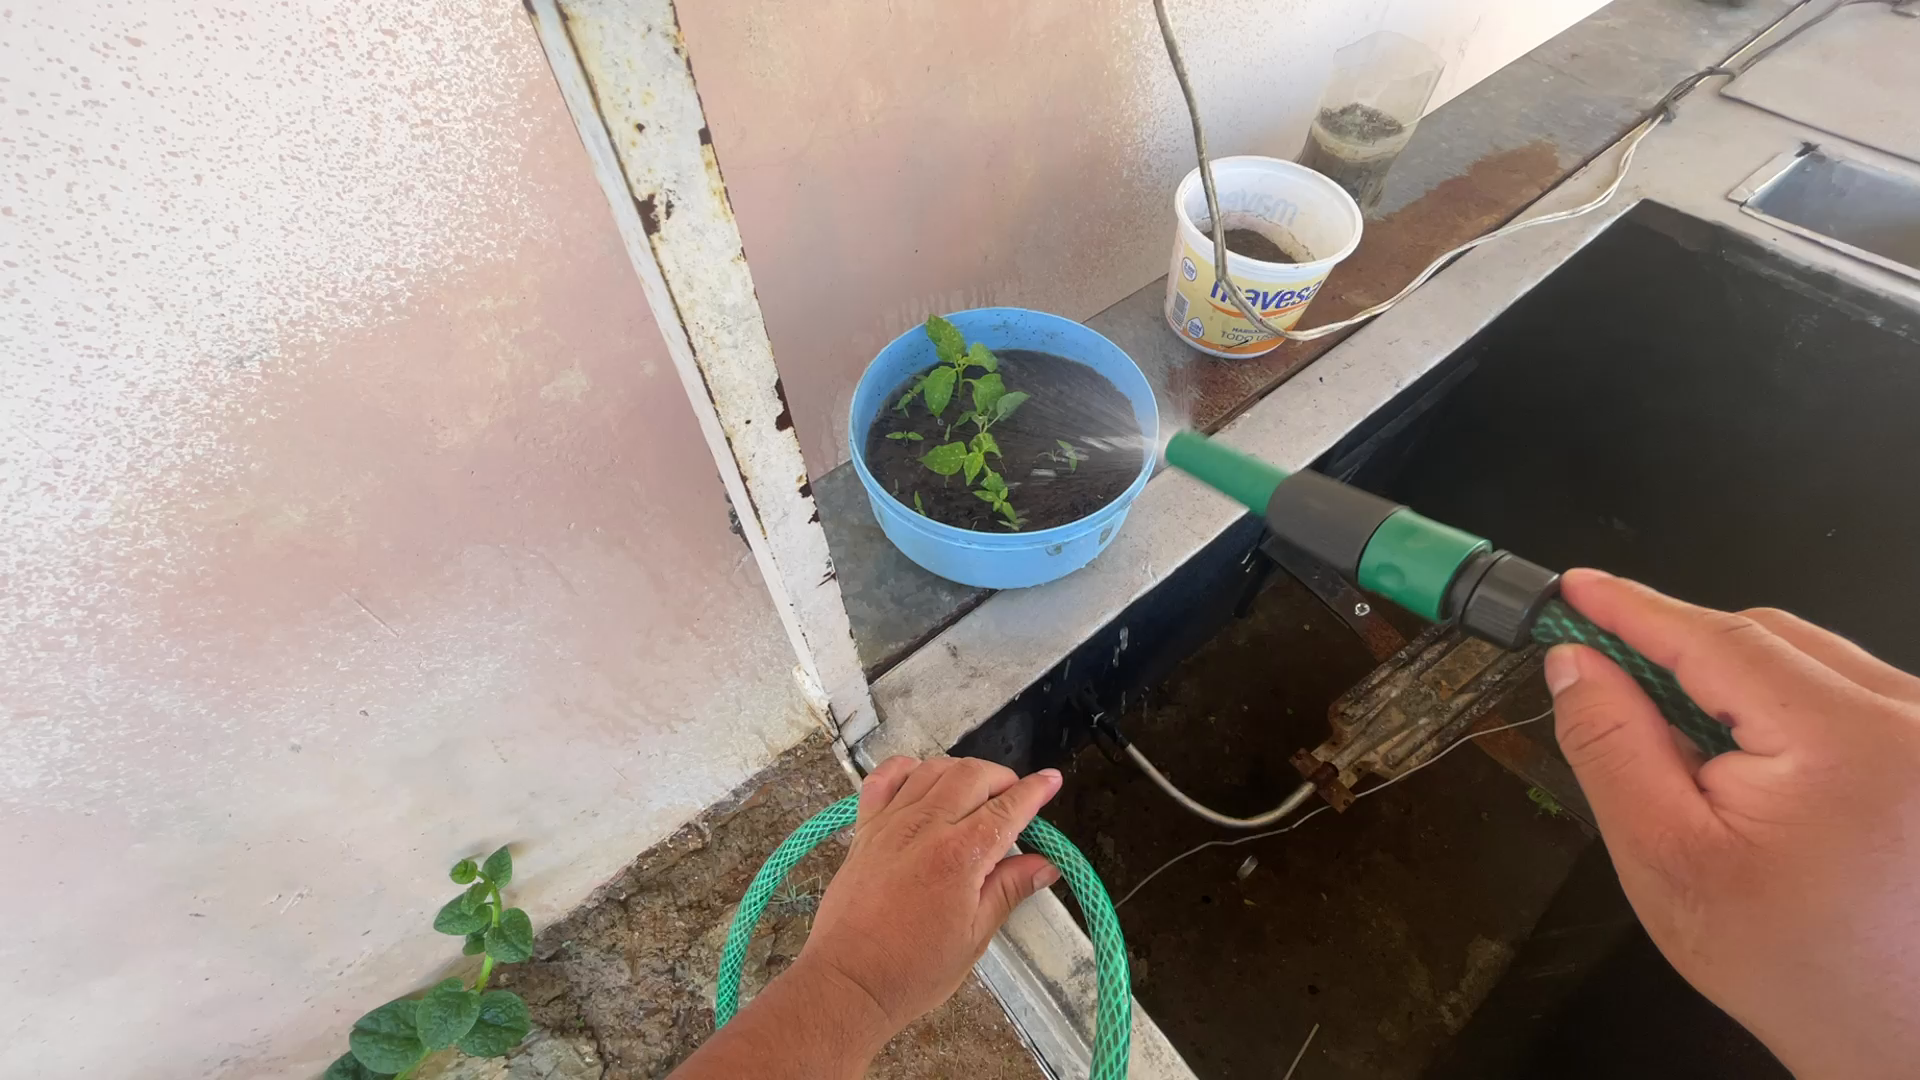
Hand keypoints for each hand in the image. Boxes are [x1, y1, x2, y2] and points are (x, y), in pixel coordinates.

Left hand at [671, 757, 1061, 1079]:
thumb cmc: (914, 969)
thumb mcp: (975, 936)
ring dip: (962, 770)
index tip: (1051, 779)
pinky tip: (923, 779)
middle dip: (1002, 778)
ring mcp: (893, 820)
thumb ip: (1009, 889)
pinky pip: (886, 776)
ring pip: (934, 767)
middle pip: (973, 775)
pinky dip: (908, 768)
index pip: (1008, 808)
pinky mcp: (866, 824)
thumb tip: (1047, 864)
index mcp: (961, 855)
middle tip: (1013, 799)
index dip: (1035, 790)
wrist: (848, 982)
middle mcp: (928, 825)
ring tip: (975, 792)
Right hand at [1546, 568, 1919, 1078]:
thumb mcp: (1661, 850)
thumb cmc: (1786, 960)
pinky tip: (1747, 758)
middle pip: (1771, 639)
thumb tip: (1573, 660)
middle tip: (1602, 671)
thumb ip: (1608, 742)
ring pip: (1814, 662)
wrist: (1918, 1049)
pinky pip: (1853, 696)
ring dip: (1729, 678)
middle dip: (1676, 645)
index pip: (1717, 641)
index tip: (1572, 585)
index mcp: (1851, 745)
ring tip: (1680, 738)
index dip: (1632, 606)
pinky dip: (1779, 703)